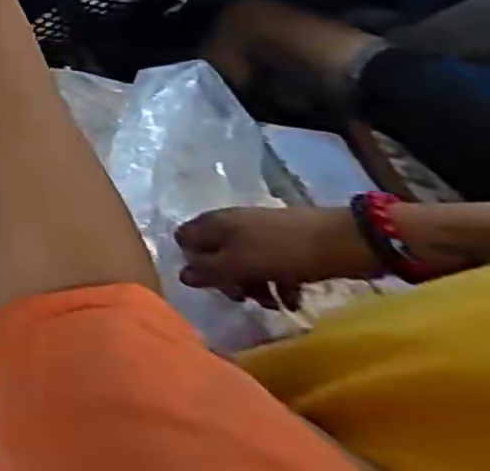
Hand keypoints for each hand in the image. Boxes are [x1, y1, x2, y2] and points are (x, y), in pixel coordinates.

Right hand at [175, 206, 379, 310]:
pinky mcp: (283, 243)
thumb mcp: (243, 263)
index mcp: (212, 224)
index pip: (185, 241)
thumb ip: (211, 270)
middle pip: (215, 254)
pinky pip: (269, 264)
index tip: (214, 283)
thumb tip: (183, 277)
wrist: (347, 239)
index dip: (194, 262)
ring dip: (255, 285)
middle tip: (247, 298)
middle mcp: (229, 225)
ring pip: (243, 262)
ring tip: (276, 304)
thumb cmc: (285, 250)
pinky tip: (293, 299)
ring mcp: (257, 233)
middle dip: (228, 279)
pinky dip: (276, 282)